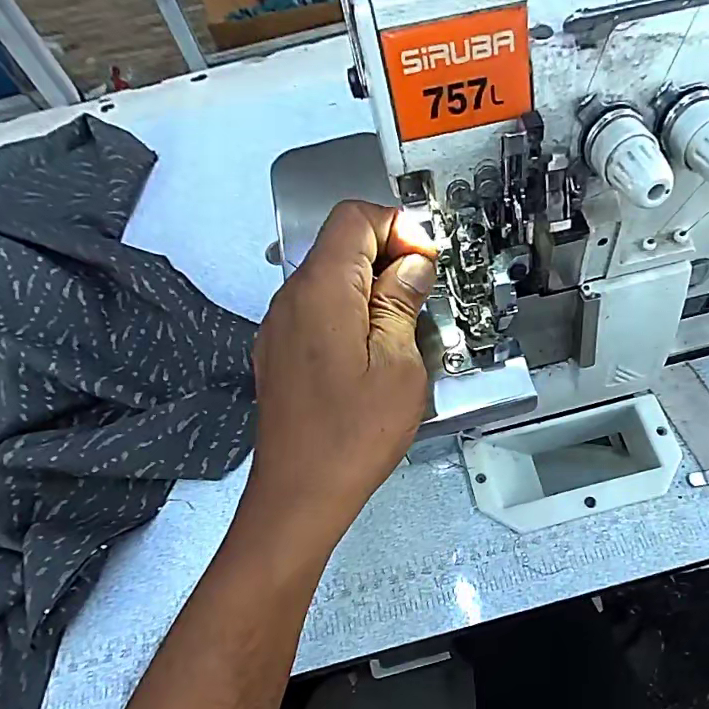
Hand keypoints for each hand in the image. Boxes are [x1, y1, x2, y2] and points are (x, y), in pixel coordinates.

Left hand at [241, 201, 437, 545]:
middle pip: (340, 244)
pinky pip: (319, 310)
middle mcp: (292, 299)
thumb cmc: (350, 438)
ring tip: (406, 328)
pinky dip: (352, 313)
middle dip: (389, 256)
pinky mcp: (281, 351)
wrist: (302, 491)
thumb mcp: (399, 366)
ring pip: (331, 278)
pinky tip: (376, 350)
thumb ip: (403, 305)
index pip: (355, 218)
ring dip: (372, 288)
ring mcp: (280, 326)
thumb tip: (412, 266)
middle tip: (425, 295)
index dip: (398, 227)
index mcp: (323, 291)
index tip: (427, 258)